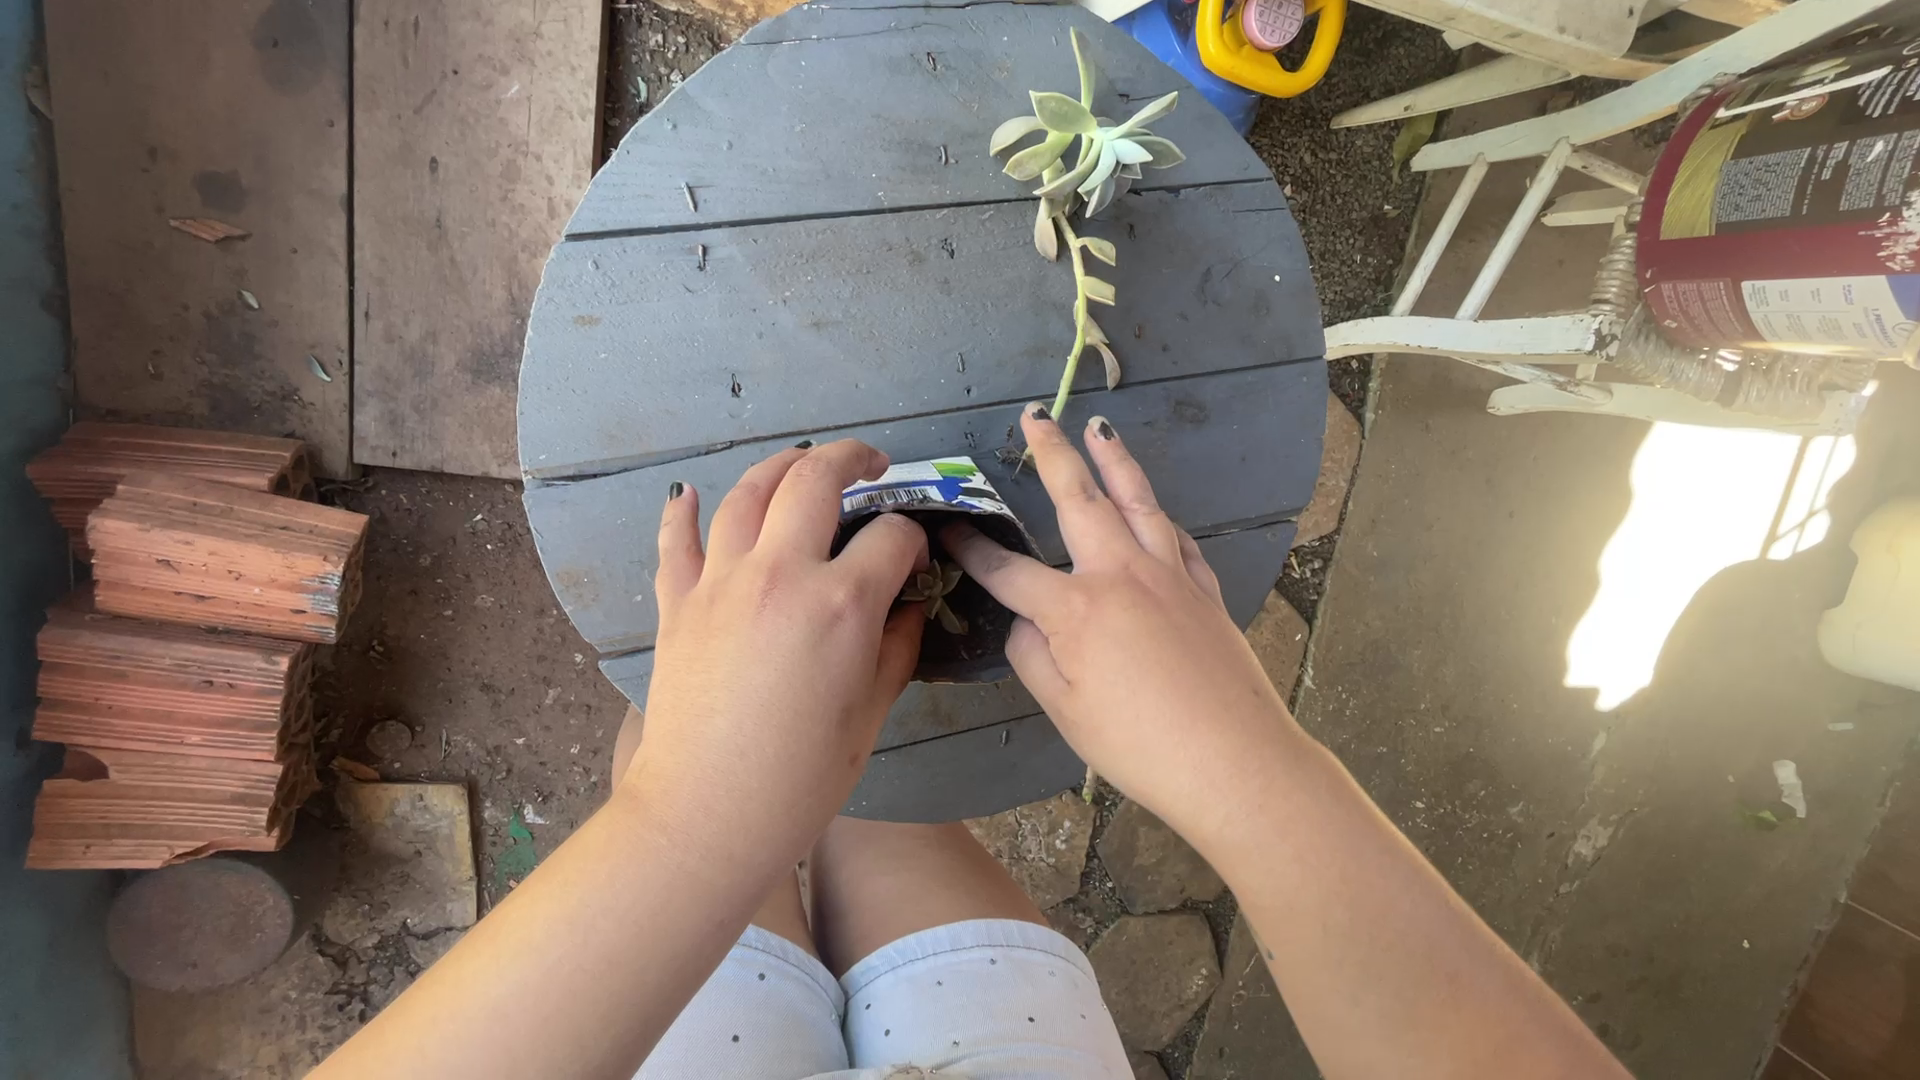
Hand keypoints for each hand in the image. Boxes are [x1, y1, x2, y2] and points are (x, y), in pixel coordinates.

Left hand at [635, 440, 926, 858]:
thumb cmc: (804, 777)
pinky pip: (677, 539)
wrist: (706, 817)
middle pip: (816, 480)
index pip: (891, 538)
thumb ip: (899, 645)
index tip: (915, 552)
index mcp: (841, 603)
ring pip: (749, 492)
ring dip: (781, 465)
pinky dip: (685, 510)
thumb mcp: (872, 712)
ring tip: (803, 463)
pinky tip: (693, 494)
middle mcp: (781, 572)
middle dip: (853, 459)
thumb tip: (911, 602)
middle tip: (873, 463)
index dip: (913, 538)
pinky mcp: (677, 601)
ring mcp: (721, 581)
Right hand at [943, 406, 1298, 838]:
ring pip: (1137, 500)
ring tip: (1100, 428)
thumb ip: (1033, 655)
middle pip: (1078, 500)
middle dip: (1051, 454)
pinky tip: (1154, 510)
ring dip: (1114, 460)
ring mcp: (1169, 574)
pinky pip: (1176, 537)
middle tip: (1035, 417)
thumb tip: (1027, 621)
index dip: (974, 549)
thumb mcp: (1065, 709)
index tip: (950, 526)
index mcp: (1076, 609)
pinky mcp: (1204, 588)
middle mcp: (1120, 573)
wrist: (1236, 762)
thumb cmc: (1139, 745)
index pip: (1009, 571)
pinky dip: (1159, 515)